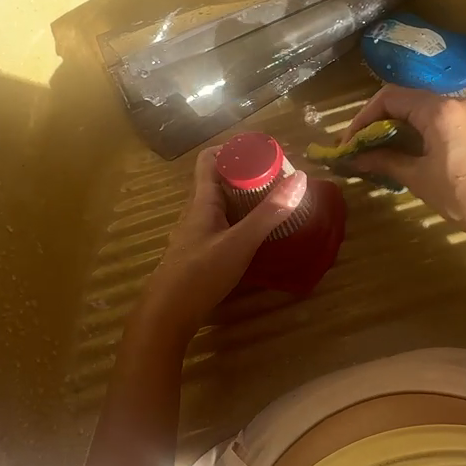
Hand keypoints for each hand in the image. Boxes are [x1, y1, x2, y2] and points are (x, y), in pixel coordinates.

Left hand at [129, 144, 308, 345]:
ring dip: (246, 199)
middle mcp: (197, 212)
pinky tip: (259, 235)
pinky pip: (224, 226)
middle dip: (248, 175)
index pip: (210, 159)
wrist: (167, 315)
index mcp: (202, 201)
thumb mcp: (239, 243)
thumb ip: (269, 214)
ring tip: (275, 202)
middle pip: (220, 181)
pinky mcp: (201, 253)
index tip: (263, 153)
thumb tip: (298, 179)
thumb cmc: (200, 274)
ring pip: (222, 205)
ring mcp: (197, 234)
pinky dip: (242, 221)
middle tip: (278, 179)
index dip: (234, 150)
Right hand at [341, 85, 465, 239]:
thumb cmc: (464, 198)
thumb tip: (354, 157)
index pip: (389, 98)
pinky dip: (416, 129)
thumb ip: (385, 161)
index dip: (363, 118)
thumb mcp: (419, 179)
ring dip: (396, 125)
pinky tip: (404, 150)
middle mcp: (455, 101)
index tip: (349, 142)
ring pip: (421, 107)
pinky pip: (438, 117)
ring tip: (377, 150)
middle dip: (377, 120)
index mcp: (439, 111)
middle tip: (359, 146)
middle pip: (405, 99)